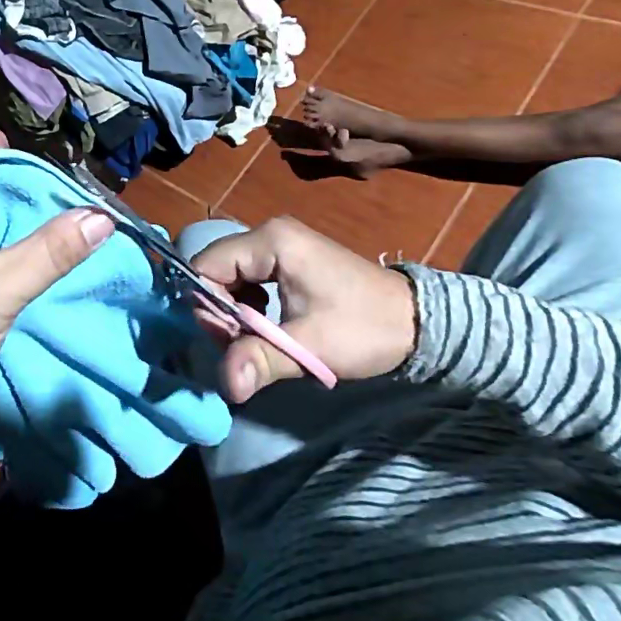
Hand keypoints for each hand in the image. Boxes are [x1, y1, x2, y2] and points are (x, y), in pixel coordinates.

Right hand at [189, 216, 415, 402]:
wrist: (413, 321)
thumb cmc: (364, 327)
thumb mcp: (311, 346)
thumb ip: (262, 359)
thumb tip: (226, 386)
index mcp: (272, 241)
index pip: (207, 266)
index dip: (208, 306)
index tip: (230, 340)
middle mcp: (270, 234)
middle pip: (216, 271)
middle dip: (220, 312)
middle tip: (245, 345)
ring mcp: (280, 245)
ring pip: (230, 278)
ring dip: (234, 313)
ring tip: (257, 340)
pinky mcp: (289, 260)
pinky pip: (249, 280)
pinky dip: (249, 307)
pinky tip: (267, 328)